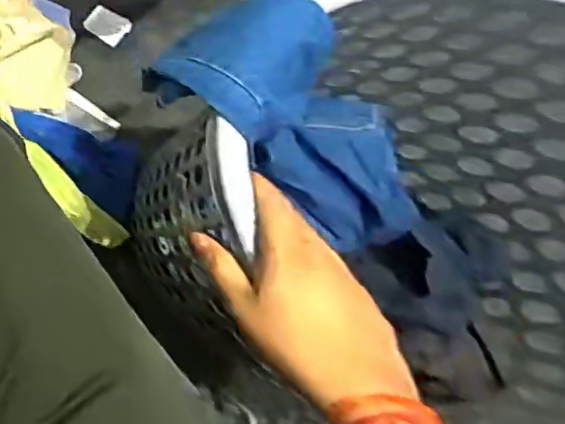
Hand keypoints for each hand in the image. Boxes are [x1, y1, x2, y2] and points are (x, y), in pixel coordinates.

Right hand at [192, 176, 418, 413]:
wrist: (368, 394)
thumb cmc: (295, 344)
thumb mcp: (245, 308)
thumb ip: (221, 267)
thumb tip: (196, 234)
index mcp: (289, 248)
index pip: (272, 200)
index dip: (255, 181)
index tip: (236, 171)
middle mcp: (320, 252)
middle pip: (293, 216)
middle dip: (269, 204)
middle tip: (244, 202)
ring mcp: (346, 273)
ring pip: (313, 237)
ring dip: (290, 228)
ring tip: (268, 234)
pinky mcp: (362, 295)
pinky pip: (329, 260)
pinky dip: (310, 253)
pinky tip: (302, 271)